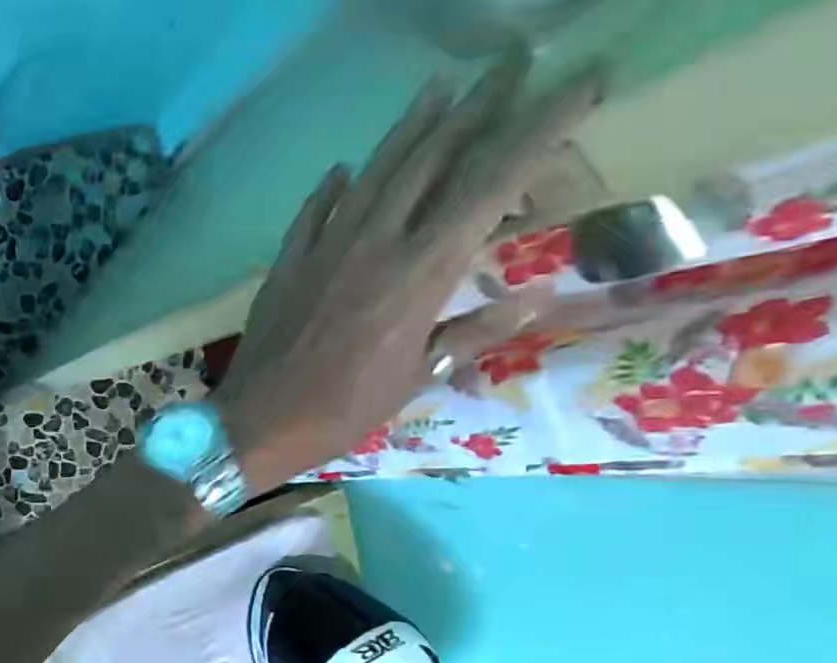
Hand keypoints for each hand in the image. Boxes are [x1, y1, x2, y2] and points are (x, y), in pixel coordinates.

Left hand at [212, 52, 603, 490]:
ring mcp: (323, 250)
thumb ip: (473, 333)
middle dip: (478, 107)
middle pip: (431, 159)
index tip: (581, 84)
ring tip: (439, 89)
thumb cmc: (341, 413)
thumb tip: (538, 296)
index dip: (541, 128)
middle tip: (510, 64)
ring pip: (373, 173)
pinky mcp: (285, 264)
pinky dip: (332, 189)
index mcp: (419, 274)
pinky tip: (343, 171)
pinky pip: (313, 213)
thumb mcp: (416, 379)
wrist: (256, 424)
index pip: (491, 184)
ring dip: (410, 128)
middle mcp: (374, 245)